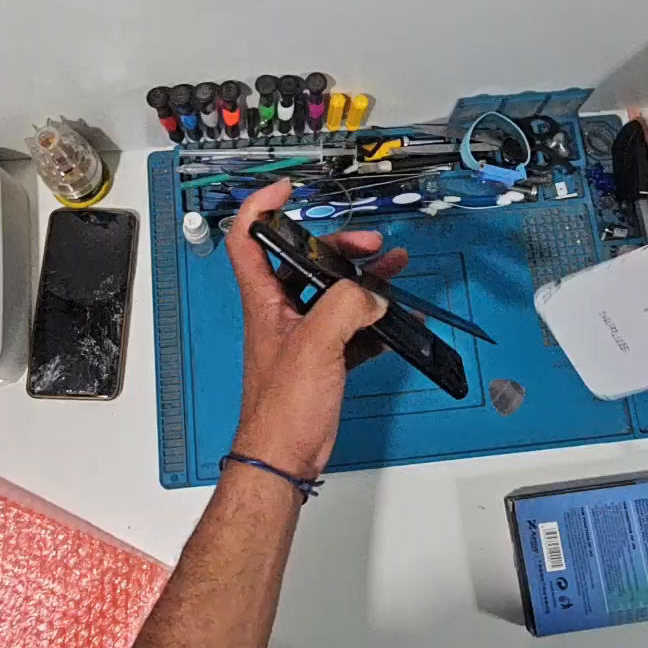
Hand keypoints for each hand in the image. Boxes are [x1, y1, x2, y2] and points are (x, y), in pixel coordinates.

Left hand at [224, 181, 407, 477]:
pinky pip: (352, 326)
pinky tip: (399, 317)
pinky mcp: (324, 356)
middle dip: (337, 245)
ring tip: (393, 265)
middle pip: (304, 261)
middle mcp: (281, 311)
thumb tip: (372, 293)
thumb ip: (345, 308)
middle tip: (370, 244)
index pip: (248, 239)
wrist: (286, 457)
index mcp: (264, 300)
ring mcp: (304, 334)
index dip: (261, 208)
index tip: (287, 190)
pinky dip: (374, 318)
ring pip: (333, 292)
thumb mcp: (314, 346)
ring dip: (363, 277)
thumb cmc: (282, 408)